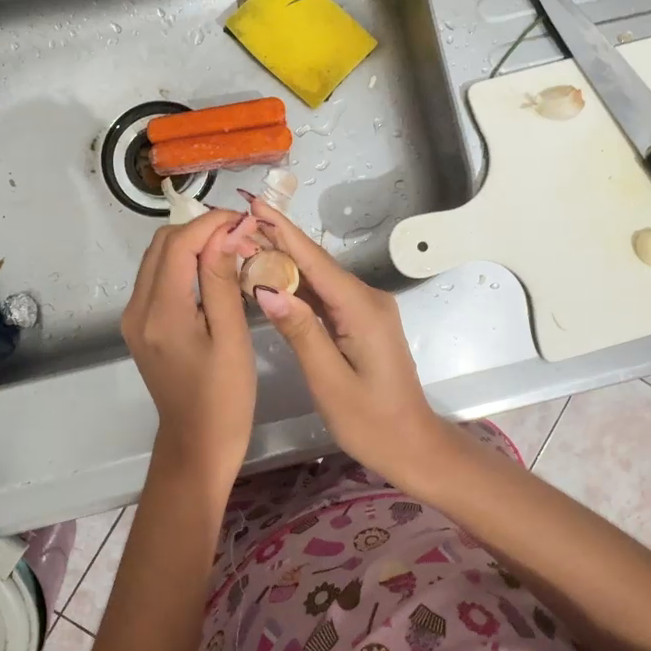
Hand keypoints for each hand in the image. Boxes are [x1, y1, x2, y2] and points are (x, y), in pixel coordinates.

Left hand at [120, 208, 259, 484]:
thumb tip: (226, 233)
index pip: (180, 244)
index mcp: (161, 312)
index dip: (212, 223)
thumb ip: (223, 281)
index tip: (246, 221)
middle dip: (201, 230)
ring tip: (232, 250)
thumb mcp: (232, 339)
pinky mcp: (140, 326)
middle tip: (242, 236)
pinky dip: (184, 265)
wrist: (195, 446)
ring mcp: (135, 317)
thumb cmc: (223, 400)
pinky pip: (158, 278)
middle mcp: (138, 308)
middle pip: (163, 244)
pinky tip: (213, 273)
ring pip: (158, 258)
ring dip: (192, 245)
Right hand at [246, 198, 456, 482]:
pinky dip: (297, 286)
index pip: (315, 261)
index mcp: (362, 309)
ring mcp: (365, 310)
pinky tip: (271, 279)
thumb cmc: (372, 423)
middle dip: (277, 241)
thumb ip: (301, 332)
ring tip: (245, 244)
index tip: (255, 203)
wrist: (413, 447)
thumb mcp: (330, 382)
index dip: (284, 231)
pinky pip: (324, 297)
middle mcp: (367, 300)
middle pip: (316, 264)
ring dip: (284, 262)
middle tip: (237, 223)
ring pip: (318, 279)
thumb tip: (268, 289)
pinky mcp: (360, 323)